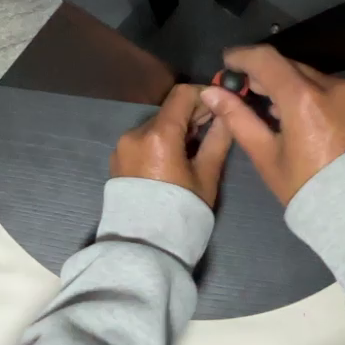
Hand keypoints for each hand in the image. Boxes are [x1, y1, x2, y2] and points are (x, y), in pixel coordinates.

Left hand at [110, 84, 232, 206]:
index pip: (182, 95)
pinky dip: (160, 142)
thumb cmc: (181, 213)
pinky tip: (173, 162)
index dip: (203, 94)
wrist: (143, 249)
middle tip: (213, 129)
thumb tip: (227, 115)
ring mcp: (123, 146)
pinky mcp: (117, 160)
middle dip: (192, 115)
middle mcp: (135, 133)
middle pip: (169, 111)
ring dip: (176, 129)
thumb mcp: (206, 176)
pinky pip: (143, 141)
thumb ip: (218, 139)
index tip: (219, 105)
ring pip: (156, 125)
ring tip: (194, 150)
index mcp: (158, 135)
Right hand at [201, 45, 344, 204]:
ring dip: (291, 86)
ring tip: (276, 111)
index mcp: (303, 98)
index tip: (228, 63)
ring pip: (313, 78)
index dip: (243, 56)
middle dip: (265, 74)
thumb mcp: (267, 157)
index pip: (266, 59)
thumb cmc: (309, 189)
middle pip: (290, 66)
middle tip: (246, 90)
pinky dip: (315, 96)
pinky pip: (334, 91)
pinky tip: (307, 120)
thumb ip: (238, 119)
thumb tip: (212, 93)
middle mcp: (332, 86)